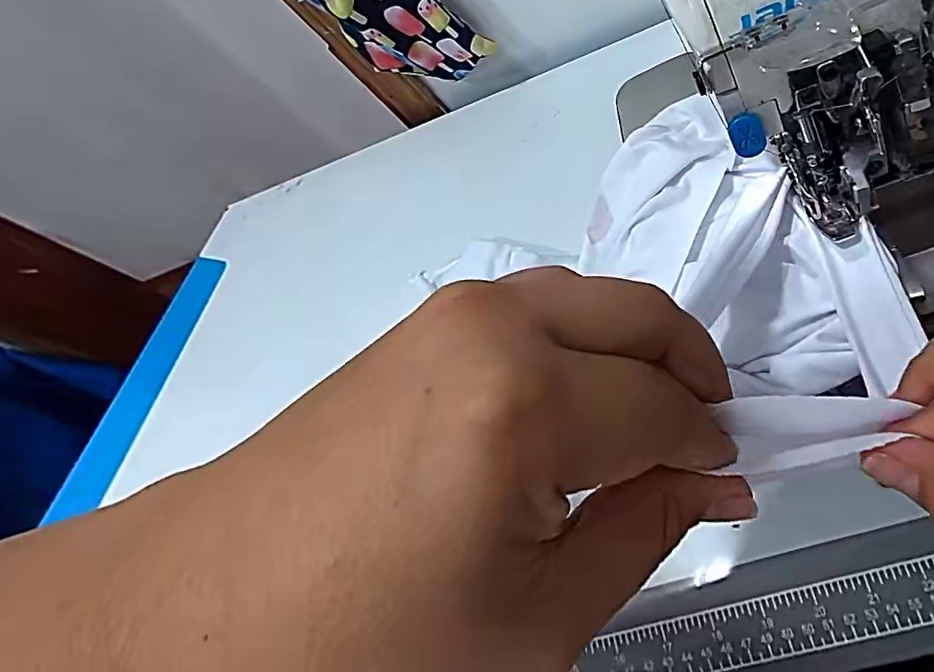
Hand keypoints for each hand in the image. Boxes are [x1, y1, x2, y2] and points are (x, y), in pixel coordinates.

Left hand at [133, 267, 750, 670]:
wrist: (205, 612)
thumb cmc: (371, 646)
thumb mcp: (535, 619)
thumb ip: (644, 528)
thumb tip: (721, 485)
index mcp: (524, 398)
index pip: (660, 406)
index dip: (707, 445)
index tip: (728, 476)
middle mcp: (495, 323)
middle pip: (640, 314)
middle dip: (691, 367)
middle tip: (709, 432)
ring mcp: (457, 307)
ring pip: (592, 297)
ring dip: (636, 345)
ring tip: (652, 414)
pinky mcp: (431, 316)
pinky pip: (540, 303)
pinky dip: (584, 337)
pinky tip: (581, 393)